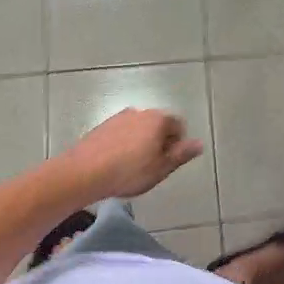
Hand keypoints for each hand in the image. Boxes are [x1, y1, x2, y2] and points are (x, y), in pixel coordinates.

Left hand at [62, 108, 203, 199]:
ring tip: (131, 167)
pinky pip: (122, 133)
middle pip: (159, 125)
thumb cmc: (129, 172)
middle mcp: (140, 112)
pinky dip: (124, 144)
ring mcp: (119, 117)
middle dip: (159, 142)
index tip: (166, 164)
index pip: (179, 126)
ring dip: (140, 143)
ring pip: (139, 129)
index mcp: (158, 119)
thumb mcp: (161, 168)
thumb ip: (181, 154)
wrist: (83, 172)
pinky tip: (115, 163)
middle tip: (151, 167)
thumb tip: (200, 143)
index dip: (177, 145)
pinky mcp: (103, 126)